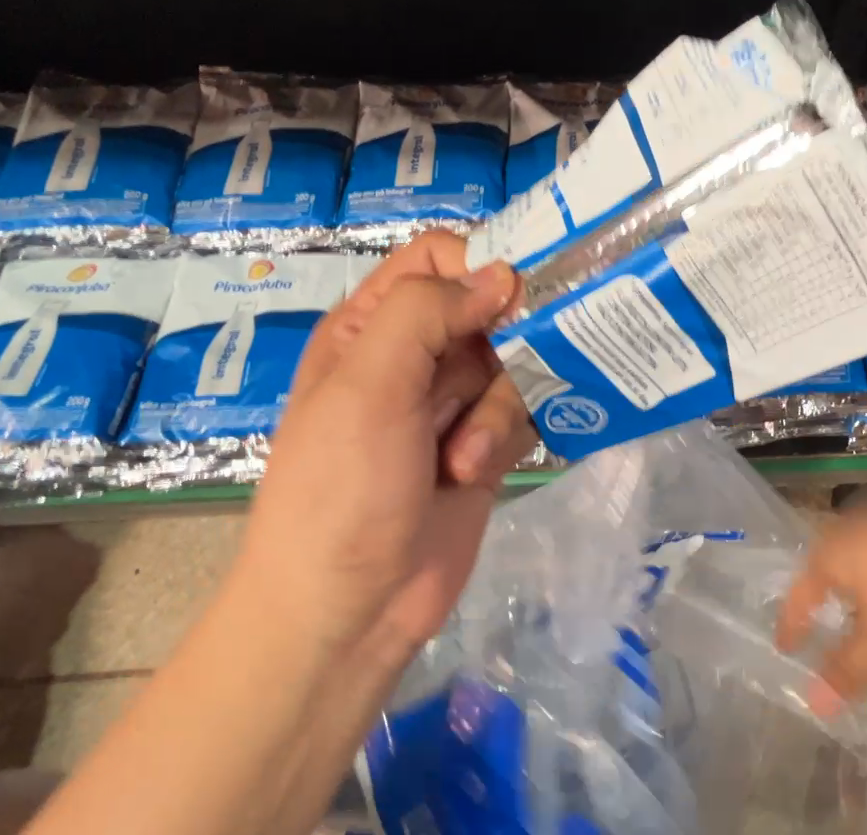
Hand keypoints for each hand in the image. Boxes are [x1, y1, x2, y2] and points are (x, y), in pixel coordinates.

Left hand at [236, 231, 537, 668]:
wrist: (347, 610)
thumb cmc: (340, 490)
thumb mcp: (367, 386)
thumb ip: (428, 312)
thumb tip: (504, 273)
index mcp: (372, 326)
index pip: (438, 257)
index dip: (479, 264)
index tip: (513, 296)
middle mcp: (416, 355)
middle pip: (492, 309)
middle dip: (502, 347)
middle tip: (505, 373)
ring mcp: (453, 403)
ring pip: (517, 364)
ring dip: (497, 409)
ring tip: (463, 457)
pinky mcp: (485, 445)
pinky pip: (525, 412)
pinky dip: (505, 439)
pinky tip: (474, 474)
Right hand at [775, 475, 866, 710]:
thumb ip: (850, 668)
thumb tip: (814, 704)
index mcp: (831, 554)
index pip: (801, 593)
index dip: (793, 623)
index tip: (787, 645)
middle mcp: (851, 525)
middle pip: (830, 563)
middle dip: (828, 592)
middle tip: (827, 618)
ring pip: (864, 547)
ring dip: (863, 574)